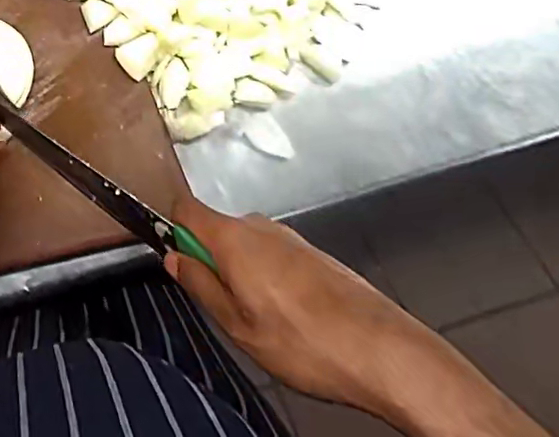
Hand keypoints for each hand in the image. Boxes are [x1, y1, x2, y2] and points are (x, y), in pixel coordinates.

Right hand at [165, 194, 546, 436]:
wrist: (384, 350)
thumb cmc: (304, 343)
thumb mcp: (239, 326)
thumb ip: (201, 286)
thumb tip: (173, 259)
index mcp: (232, 237)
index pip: (185, 209)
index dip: (174, 231)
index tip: (182, 264)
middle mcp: (258, 225)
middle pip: (216, 230)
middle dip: (212, 262)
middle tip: (227, 310)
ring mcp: (288, 236)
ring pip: (245, 245)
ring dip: (242, 273)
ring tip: (265, 322)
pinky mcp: (311, 252)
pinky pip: (272, 255)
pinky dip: (270, 278)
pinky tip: (292, 319)